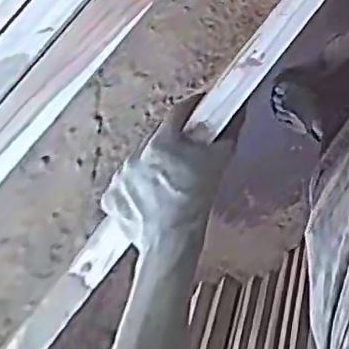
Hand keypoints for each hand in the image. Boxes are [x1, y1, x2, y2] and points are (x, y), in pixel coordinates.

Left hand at [102, 95, 238, 249]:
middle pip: (158, 135)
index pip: (178, 112)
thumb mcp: (220, 159)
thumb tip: (239, 111)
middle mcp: (135, 155)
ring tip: (170, 176)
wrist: (170, 241)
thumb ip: (229, 130)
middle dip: (174, 138)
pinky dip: (139, 183)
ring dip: (155, 161)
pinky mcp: (109, 197)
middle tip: (188, 149)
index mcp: (162, 142)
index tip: (201, 107)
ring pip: (141, 158)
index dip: (192, 107)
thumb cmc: (198, 197)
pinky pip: (127, 181)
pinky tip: (153, 194)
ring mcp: (119, 177)